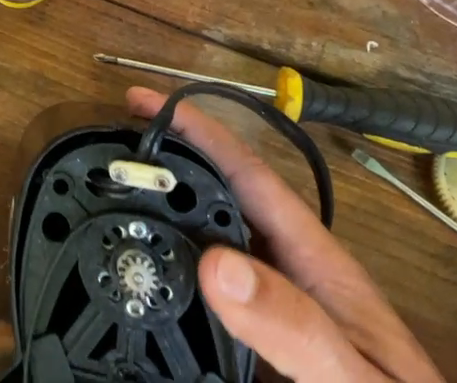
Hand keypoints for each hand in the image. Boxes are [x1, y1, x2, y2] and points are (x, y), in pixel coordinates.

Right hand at [127, 87, 443, 382]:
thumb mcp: (350, 377)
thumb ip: (293, 325)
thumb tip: (215, 261)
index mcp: (314, 259)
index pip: (247, 173)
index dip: (195, 129)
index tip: (139, 101)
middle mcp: (290, 269)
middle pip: (221, 194)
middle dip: (168, 160)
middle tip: (106, 149)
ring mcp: (276, 303)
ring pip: (210, 238)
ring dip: (164, 212)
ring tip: (110, 199)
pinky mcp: (261, 340)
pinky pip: (207, 289)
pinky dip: (171, 267)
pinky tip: (145, 272)